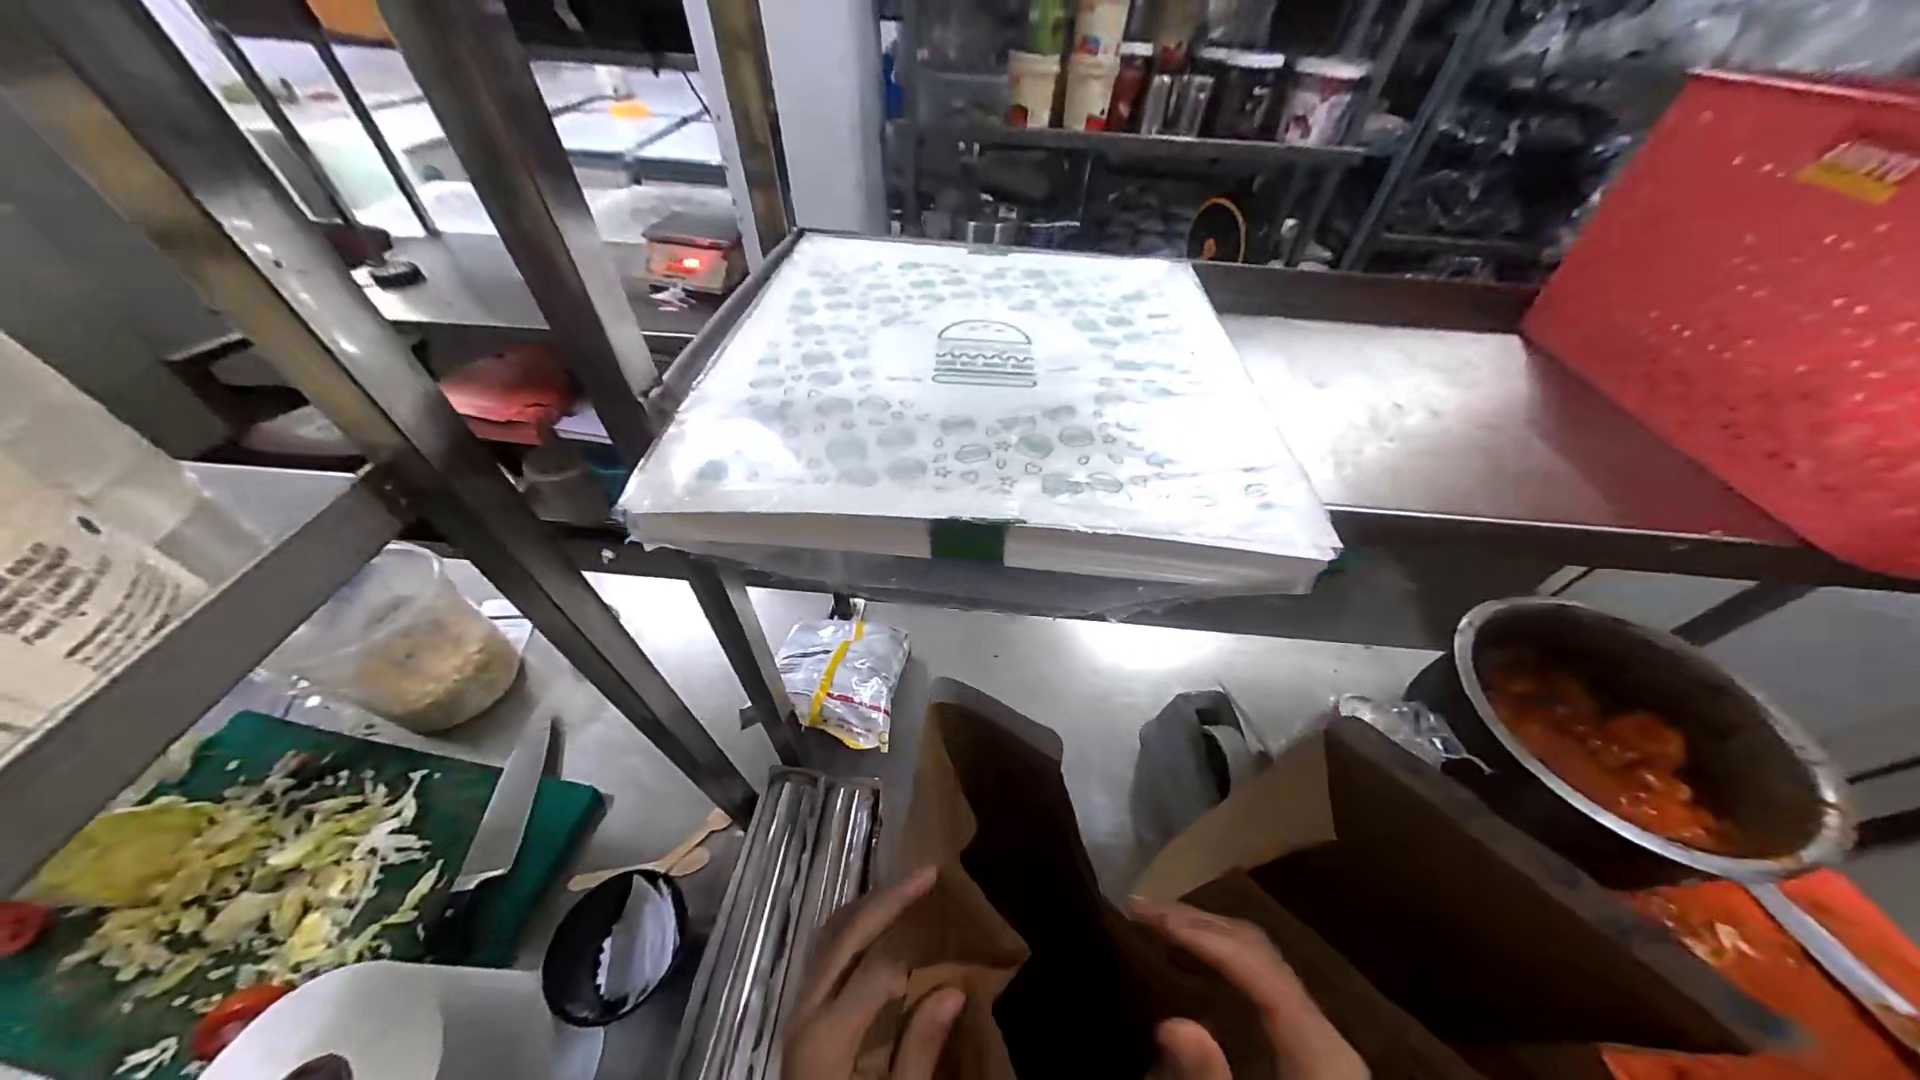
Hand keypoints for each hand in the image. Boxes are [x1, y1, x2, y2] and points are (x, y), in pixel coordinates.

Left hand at [785, 866, 966, 1079]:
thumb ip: (919, 1052)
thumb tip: (953, 988)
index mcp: (825, 1036)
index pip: (874, 966)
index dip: (910, 935)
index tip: (944, 904)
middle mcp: (804, 1010)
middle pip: (844, 935)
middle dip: (886, 898)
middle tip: (927, 873)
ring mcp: (796, 1009)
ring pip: (827, 937)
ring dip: (866, 907)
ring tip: (906, 889)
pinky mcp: (799, 1014)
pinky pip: (823, 953)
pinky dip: (852, 928)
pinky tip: (877, 925)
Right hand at [1131, 897, 1366, 1079]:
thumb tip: (1171, 1023)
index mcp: (1322, 1054)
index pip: (1259, 969)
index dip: (1203, 936)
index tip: (1147, 919)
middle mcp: (1324, 1032)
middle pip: (1260, 951)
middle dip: (1197, 922)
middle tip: (1138, 910)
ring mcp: (1317, 1036)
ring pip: (1261, 957)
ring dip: (1206, 931)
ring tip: (1154, 921)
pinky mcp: (1306, 1047)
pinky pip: (1261, 978)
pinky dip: (1220, 955)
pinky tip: (1188, 954)